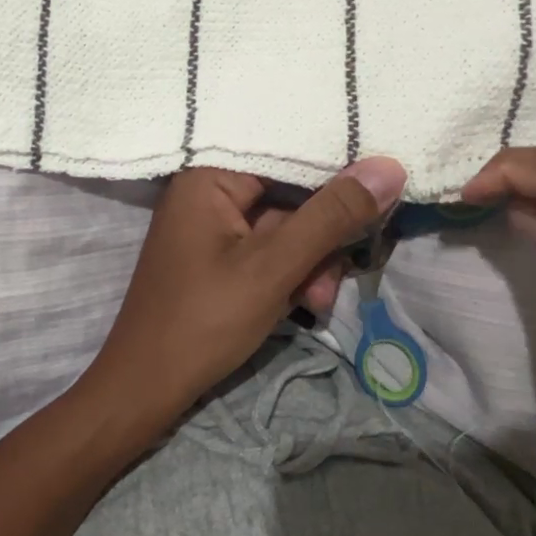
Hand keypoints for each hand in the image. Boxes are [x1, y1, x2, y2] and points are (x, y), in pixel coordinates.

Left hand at [78, 159, 406, 429]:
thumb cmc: (203, 319)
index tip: (383, 187)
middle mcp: (208, 190)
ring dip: (312, 262)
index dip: (336, 168)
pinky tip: (304, 304)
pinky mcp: (219, 257)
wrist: (146, 386)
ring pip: (286, 227)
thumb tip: (389, 166)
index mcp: (209, 176)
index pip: (286, 150)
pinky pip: (269, 251)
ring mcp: (212, 226)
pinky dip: (291, 274)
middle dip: (323, 234)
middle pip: (290, 192)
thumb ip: (331, 216)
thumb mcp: (273, 267)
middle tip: (343, 269)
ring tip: (318, 300)